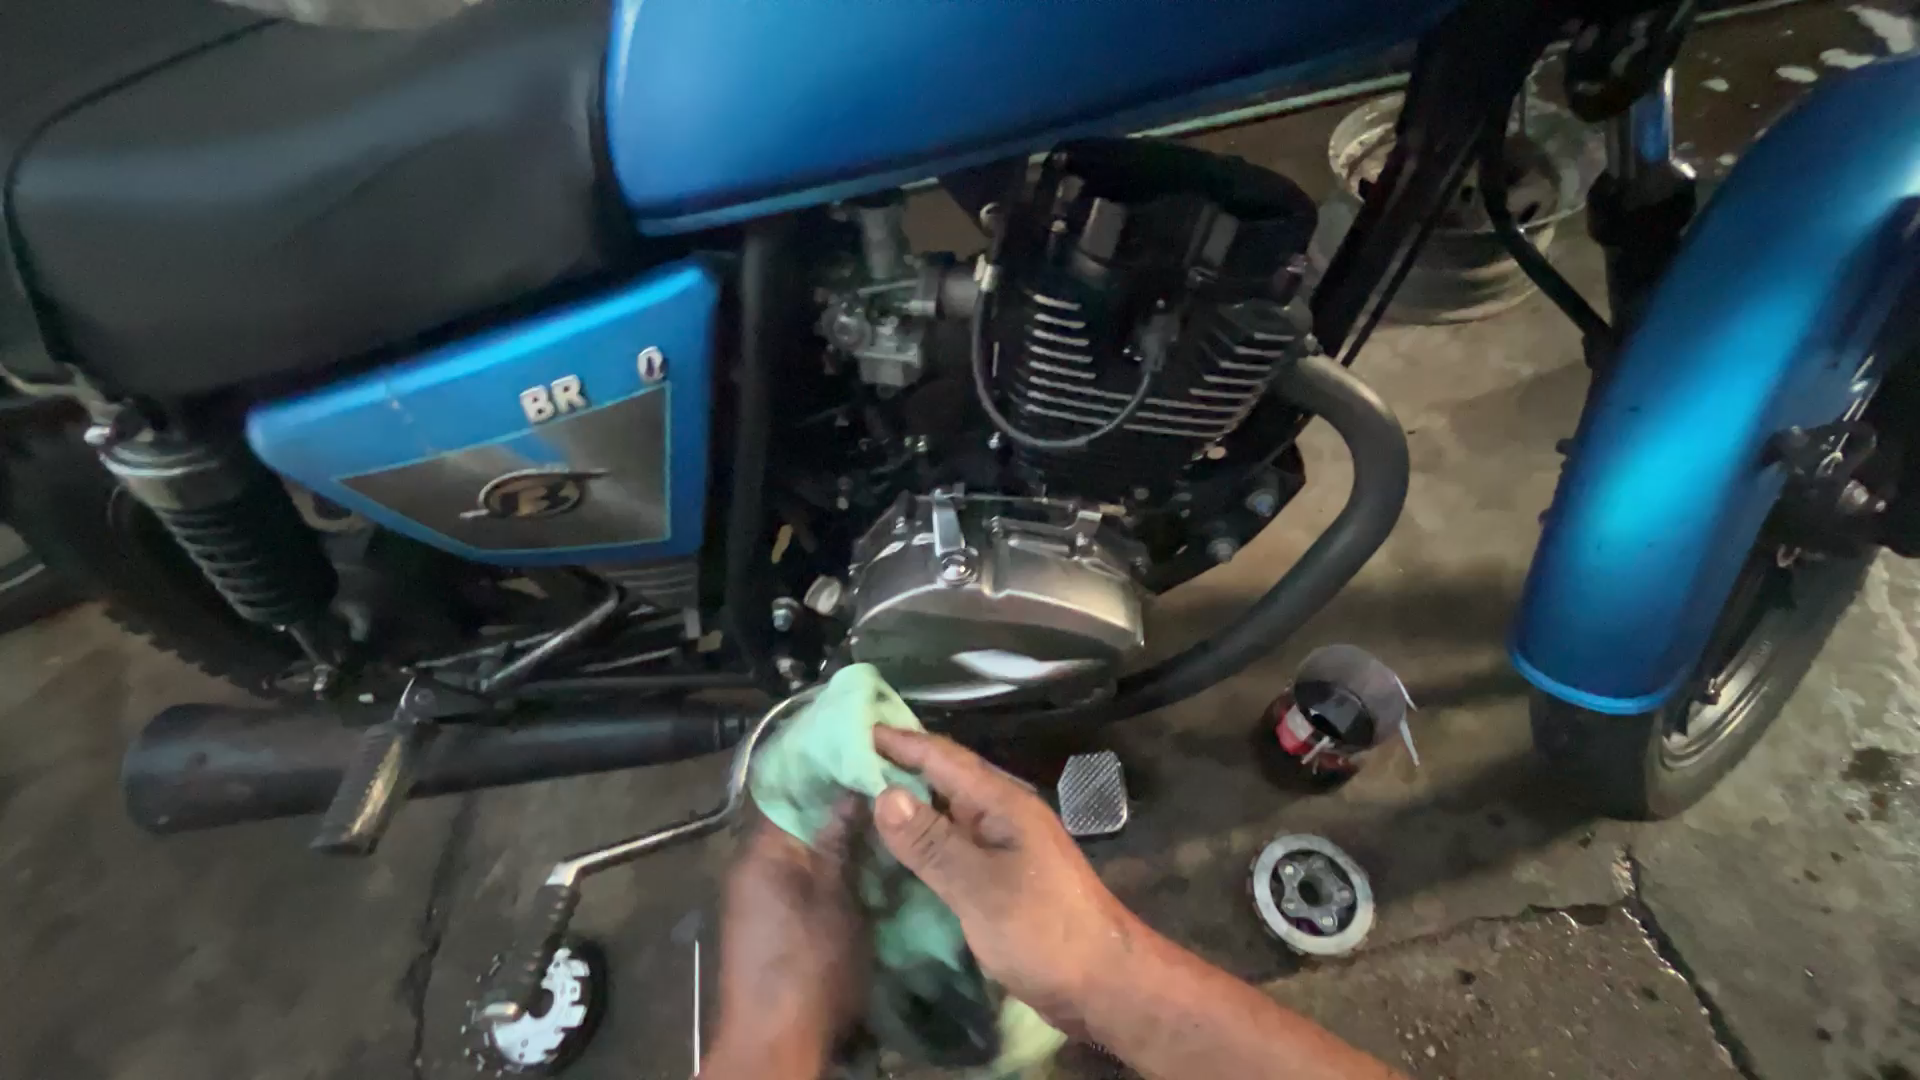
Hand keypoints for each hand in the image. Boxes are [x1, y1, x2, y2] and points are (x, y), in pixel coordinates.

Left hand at [706, 802, 869, 1076]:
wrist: (774, 1044)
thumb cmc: (808, 967)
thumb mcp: (835, 899)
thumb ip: (839, 841)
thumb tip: (851, 789)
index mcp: (762, 854)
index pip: (792, 793)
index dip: (828, 775)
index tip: (865, 760)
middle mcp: (751, 867)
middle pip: (796, 821)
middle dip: (836, 807)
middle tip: (881, 793)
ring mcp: (756, 895)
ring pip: (800, 850)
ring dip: (833, 838)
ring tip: (878, 823)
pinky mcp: (767, 920)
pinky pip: (797, 875)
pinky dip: (824, 866)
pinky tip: (860, 865)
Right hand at [870, 727, 1143, 1034]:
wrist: (1105, 984)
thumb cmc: (1046, 930)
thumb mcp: (982, 887)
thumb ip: (932, 842)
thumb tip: (883, 793)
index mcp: (1001, 801)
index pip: (941, 756)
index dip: (898, 740)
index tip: (853, 727)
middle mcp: (1000, 812)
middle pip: (942, 776)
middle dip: (897, 764)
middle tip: (844, 761)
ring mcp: (1002, 844)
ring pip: (946, 810)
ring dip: (907, 801)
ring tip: (859, 796)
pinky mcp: (1000, 874)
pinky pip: (952, 842)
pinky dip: (921, 837)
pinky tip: (896, 847)